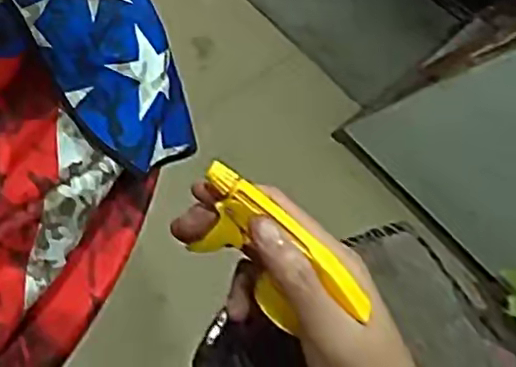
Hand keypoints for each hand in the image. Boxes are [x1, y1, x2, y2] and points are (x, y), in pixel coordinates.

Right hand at [172, 180, 413, 366]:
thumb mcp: (329, 324)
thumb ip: (295, 273)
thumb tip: (257, 220)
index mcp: (329, 255)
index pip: (276, 207)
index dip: (237, 193)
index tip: (202, 191)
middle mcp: (317, 260)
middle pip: (260, 224)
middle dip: (221, 222)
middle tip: (186, 226)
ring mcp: (308, 282)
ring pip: (257, 254)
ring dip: (233, 269)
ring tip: (229, 303)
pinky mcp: (300, 305)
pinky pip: (262, 283)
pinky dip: (245, 293)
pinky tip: (242, 313)